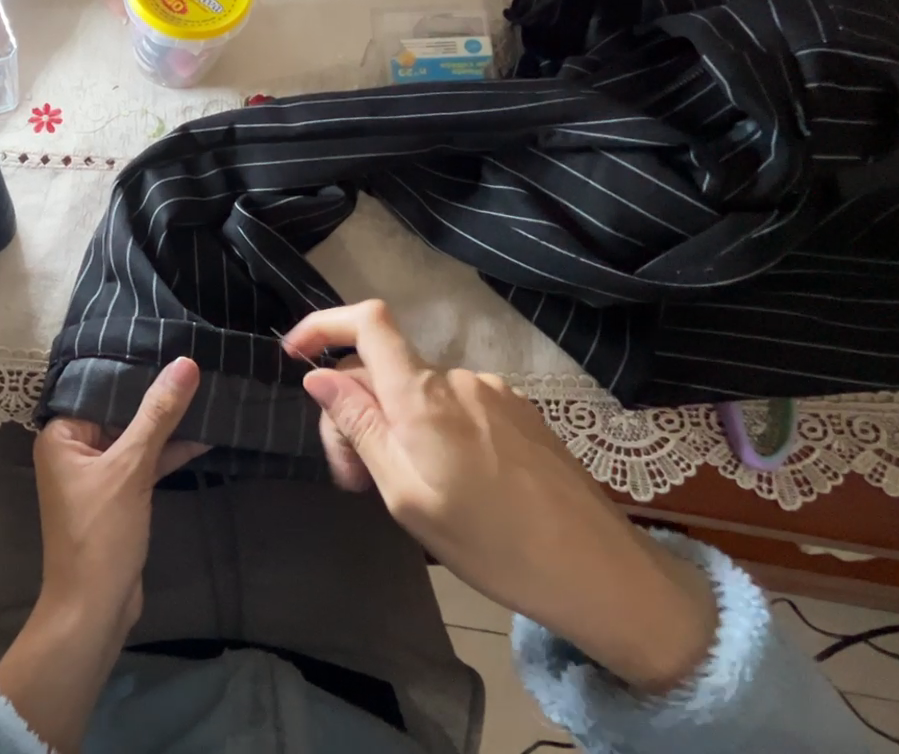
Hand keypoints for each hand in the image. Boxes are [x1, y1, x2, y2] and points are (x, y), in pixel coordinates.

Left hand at [32, 357, 211, 636]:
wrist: (94, 608)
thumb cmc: (100, 533)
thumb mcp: (131, 468)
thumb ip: (158, 415)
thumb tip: (185, 364)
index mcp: (60, 434)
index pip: (98, 388)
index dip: (132, 367)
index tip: (167, 342)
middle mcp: (73, 448)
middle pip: (118, 410)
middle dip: (155, 395)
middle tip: (194, 364)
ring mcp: (95, 474)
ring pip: (134, 437)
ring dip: (167, 425)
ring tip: (208, 395)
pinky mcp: (116, 496)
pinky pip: (142, 462)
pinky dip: (167, 453)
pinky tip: (204, 438)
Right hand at [283, 301, 715, 693]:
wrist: (603, 575)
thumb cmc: (492, 545)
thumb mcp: (405, 495)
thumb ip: (360, 427)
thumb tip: (319, 377)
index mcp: (423, 396)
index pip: (367, 322)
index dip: (323, 324)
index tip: (294, 355)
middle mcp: (457, 379)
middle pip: (381, 368)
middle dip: (352, 410)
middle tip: (352, 479)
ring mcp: (492, 393)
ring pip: (414, 391)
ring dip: (390, 426)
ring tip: (400, 489)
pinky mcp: (517, 412)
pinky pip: (450, 405)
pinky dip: (427, 429)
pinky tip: (444, 481)